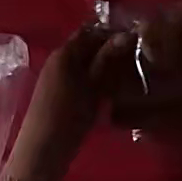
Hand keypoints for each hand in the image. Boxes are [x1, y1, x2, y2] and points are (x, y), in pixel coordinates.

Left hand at [9, 24, 134, 177]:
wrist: (43, 150)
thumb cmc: (69, 116)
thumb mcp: (93, 86)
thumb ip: (107, 59)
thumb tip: (127, 34)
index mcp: (65, 52)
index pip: (91, 30)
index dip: (113, 32)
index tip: (137, 39)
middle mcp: (58, 58)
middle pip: (88, 45)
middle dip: (110, 47)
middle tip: (138, 56)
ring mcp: (56, 75)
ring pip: (85, 61)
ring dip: (105, 63)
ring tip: (130, 71)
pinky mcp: (58, 91)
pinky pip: (81, 75)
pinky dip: (96, 77)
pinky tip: (113, 87)